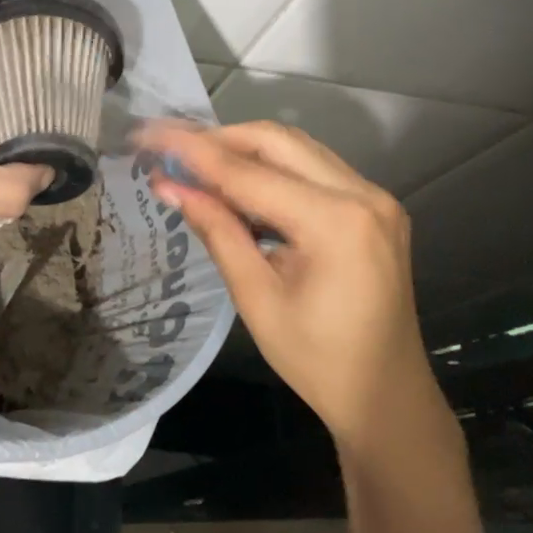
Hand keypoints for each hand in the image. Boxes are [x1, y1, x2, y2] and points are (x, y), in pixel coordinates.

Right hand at [135, 120, 442, 448]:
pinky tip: (236, 189)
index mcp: (335, 222)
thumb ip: (217, 231)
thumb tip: (168, 186)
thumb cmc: (316, 359)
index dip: (191, 152)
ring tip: (193, 168)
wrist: (386, 395)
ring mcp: (374, 198)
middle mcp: (362, 195)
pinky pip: (313, 170)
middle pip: (275, 141)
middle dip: (217, 139)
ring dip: (242, 151)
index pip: (246, 172)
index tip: (147, 136)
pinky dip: (270, 170)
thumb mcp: (256, 297)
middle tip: (168, 152)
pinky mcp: (374, 208)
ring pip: (295, 149)